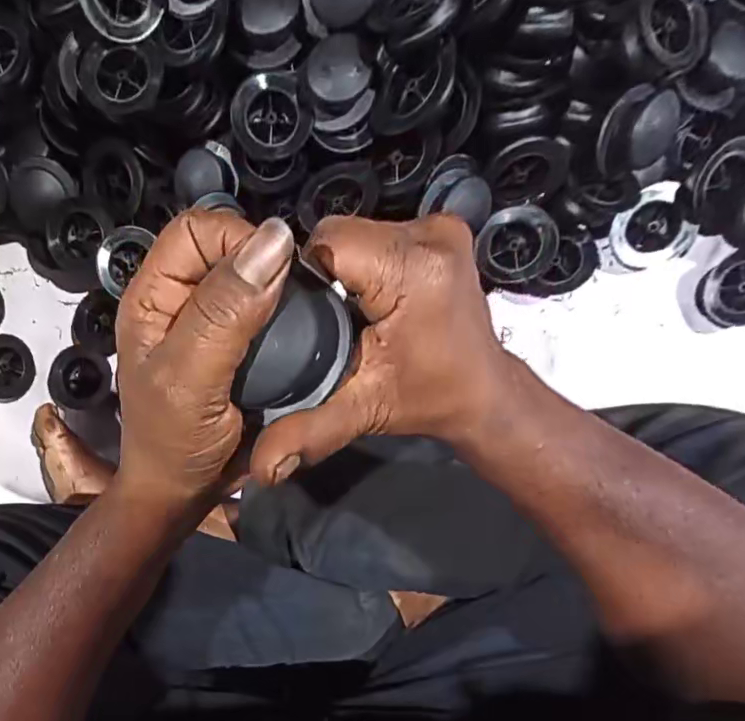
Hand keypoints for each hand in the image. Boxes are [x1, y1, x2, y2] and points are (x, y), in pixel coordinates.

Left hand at [113, 210, 295, 509]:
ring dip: (280, 293)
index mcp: (153, 298)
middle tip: (292, 300)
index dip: (237, 239)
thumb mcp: (190, 378)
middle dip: (265, 266)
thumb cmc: (173, 443)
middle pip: (229, 250)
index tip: (275, 274)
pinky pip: (269, 316)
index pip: (197, 231)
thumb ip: (224, 314)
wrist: (185, 493)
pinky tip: (299, 335)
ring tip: (300, 317)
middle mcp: (181, 303)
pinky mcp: (240, 349)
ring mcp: (212, 327)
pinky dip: (288, 319)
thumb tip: (274, 243)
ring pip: (253, 282)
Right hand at [248, 215, 524, 484]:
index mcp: (412, 271)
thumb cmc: (430, 398)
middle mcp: (430, 236)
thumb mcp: (363, 413)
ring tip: (348, 312)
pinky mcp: (442, 229)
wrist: (483, 392)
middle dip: (324, 275)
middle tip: (329, 322)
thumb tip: (261, 469)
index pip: (327, 242)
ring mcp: (440, 227)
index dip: (304, 277)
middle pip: (340, 233)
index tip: (308, 318)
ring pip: (357, 231)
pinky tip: (369, 298)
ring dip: (344, 268)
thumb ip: (308, 431)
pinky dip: (365, 264)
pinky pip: (379, 234)